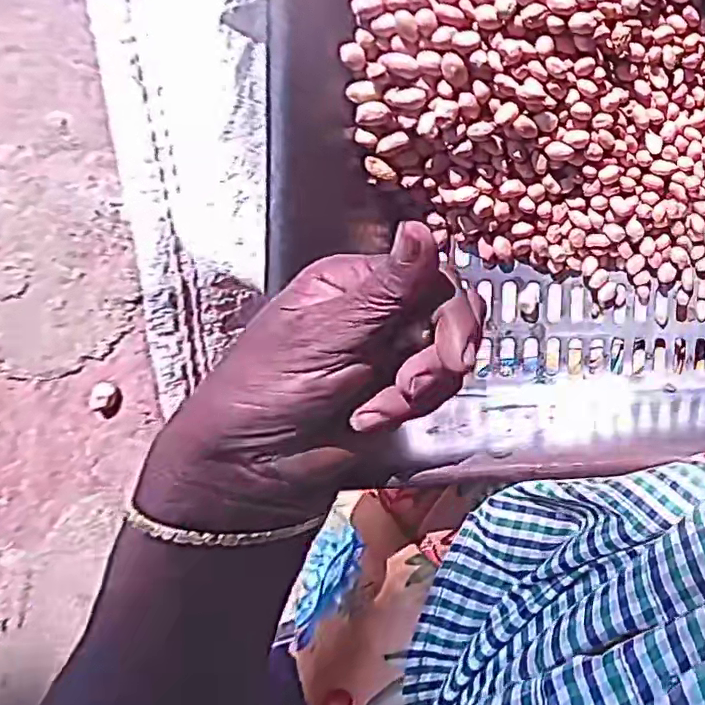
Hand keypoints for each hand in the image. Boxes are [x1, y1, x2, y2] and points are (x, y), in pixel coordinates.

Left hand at [133, 222, 483, 532]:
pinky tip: (372, 417)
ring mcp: (396, 350)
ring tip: (380, 407)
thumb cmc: (262, 394)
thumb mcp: (326, 334)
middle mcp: (383, 311)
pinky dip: (414, 406)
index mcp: (359, 284)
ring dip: (424, 387)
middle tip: (415, 384)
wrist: (248, 474)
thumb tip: (418, 230)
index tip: (455, 351)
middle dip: (440, 356)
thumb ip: (386, 287)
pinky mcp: (404, 386)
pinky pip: (441, 387)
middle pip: (452, 316)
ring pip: (451, 354)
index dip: (452, 315)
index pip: (434, 279)